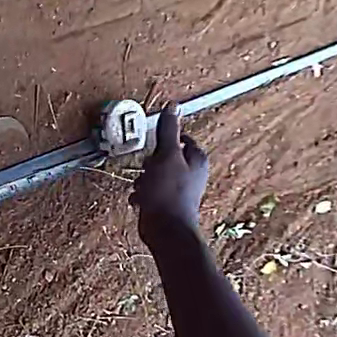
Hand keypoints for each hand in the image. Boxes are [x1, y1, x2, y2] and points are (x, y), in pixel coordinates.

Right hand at [129, 104, 208, 236]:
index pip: (182, 139)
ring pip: (157, 174)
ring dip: (144, 179)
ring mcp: (180, 189)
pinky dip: (143, 193)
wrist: (165, 229)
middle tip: (145, 168)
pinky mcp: (168, 203)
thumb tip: (173, 106)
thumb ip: (168, 131)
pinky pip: (152, 191)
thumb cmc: (167, 191)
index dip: (165, 140)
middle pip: (166, 157)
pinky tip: (139, 198)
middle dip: (151, 162)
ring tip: (141, 185)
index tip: (152, 144)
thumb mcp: (166, 155)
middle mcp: (192, 174)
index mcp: (196, 159)